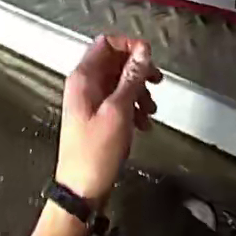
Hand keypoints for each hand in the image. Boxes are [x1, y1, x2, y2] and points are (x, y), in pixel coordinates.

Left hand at [57, 35, 161, 202]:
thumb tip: (142, 52)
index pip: (106, 42)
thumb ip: (132, 77)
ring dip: (138, 89)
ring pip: (119, 80)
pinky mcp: (96, 117)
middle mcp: (84, 86)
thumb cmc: (94, 154)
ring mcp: (89, 101)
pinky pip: (118, 99)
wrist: (81, 192)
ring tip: (150, 106)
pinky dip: (133, 105)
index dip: (129, 45)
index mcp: (83, 78)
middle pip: (115, 61)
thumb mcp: (119, 110)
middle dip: (138, 69)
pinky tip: (143, 121)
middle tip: (155, 79)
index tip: (148, 55)